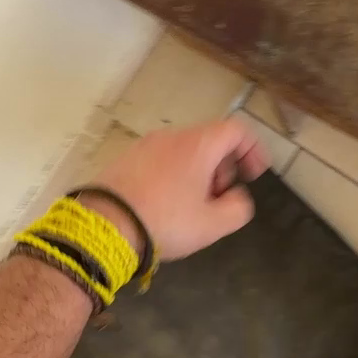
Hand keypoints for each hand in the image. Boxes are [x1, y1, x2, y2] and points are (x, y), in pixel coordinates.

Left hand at [91, 118, 271, 261]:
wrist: (103, 227)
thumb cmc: (165, 221)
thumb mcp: (214, 224)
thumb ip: (239, 207)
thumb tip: (236, 196)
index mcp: (198, 146)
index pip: (236, 130)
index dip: (253, 149)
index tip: (254, 175)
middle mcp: (171, 137)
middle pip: (210, 141)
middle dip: (223, 169)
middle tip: (219, 199)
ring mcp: (145, 145)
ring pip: (185, 151)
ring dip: (198, 175)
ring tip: (191, 207)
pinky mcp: (125, 159)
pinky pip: (161, 160)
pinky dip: (174, 176)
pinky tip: (165, 205)